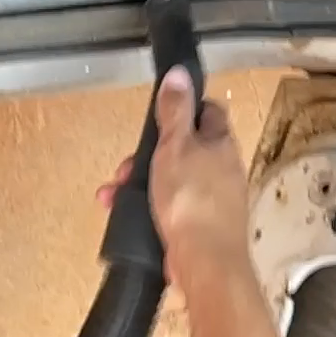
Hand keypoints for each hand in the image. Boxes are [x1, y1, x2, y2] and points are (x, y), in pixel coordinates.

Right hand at [97, 67, 249, 288]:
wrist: (205, 263)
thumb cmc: (191, 200)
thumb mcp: (175, 146)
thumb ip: (175, 111)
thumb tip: (179, 73)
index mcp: (220, 144)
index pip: (207, 112)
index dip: (184, 109)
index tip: (160, 115)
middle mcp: (222, 170)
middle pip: (182, 149)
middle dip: (148, 156)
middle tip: (126, 166)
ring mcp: (213, 200)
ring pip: (170, 180)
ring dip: (139, 184)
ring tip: (114, 193)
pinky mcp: (199, 227)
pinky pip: (168, 208)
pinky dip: (145, 208)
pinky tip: (125, 213)